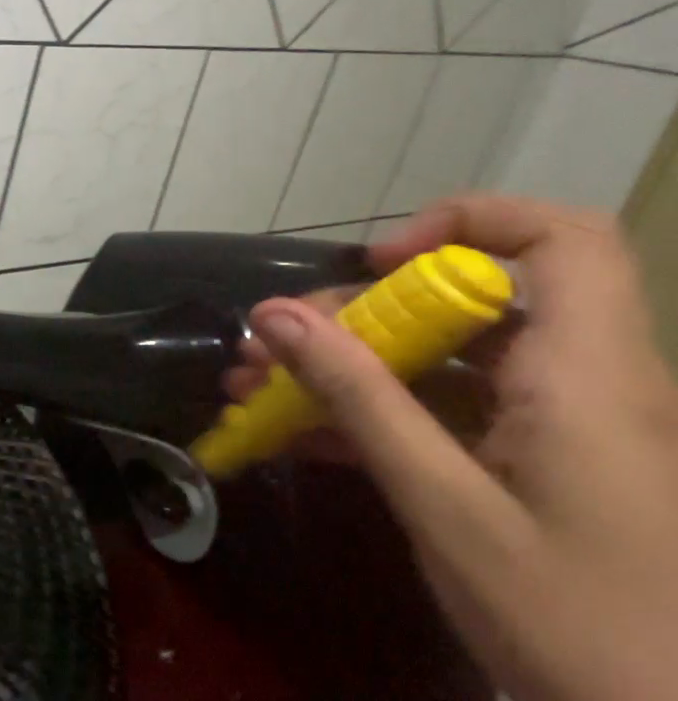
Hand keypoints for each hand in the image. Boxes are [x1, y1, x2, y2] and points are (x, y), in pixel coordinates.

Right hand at [239, 195, 677, 700]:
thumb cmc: (583, 623)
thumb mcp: (449, 509)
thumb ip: (363, 402)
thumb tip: (274, 314)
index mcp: (588, 378)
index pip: (560, 241)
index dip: (465, 224)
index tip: (375, 267)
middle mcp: (585, 385)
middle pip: (468, 303)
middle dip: (355, 315)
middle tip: (268, 351)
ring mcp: (563, 429)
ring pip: (449, 359)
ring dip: (348, 366)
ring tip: (258, 391)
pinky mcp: (542, 467)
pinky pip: (454, 411)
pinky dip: (375, 412)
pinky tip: (302, 435)